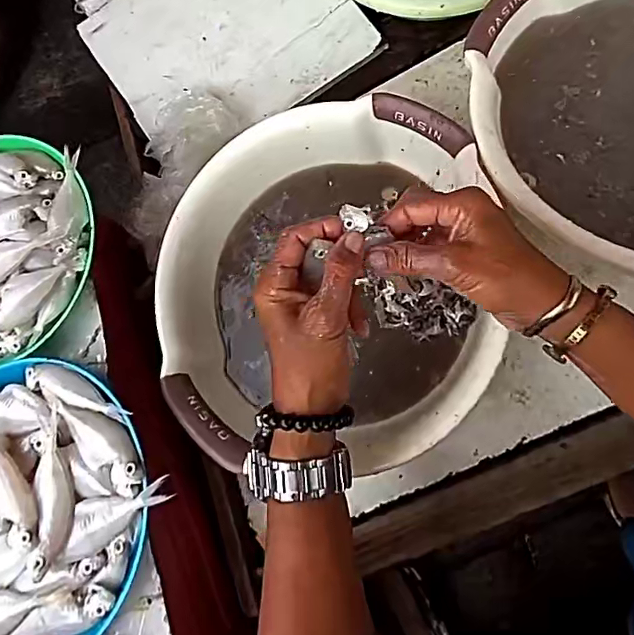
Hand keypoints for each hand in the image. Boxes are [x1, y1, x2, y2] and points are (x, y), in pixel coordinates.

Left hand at [252, 216, 366, 414]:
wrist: (313, 406)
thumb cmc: (307, 370)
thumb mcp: (326, 317)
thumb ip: (340, 276)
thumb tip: (350, 241)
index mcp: (273, 285)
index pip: (294, 239)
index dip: (321, 229)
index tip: (348, 230)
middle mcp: (283, 288)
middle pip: (315, 254)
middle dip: (342, 265)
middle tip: (360, 270)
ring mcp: (299, 300)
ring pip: (330, 273)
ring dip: (350, 290)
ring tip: (355, 314)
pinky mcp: (315, 311)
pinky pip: (337, 292)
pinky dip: (350, 304)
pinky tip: (355, 324)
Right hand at [367, 187, 570, 332]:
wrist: (545, 305)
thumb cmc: (517, 280)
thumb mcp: (454, 267)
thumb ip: (410, 258)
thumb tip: (378, 255)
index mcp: (464, 204)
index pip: (411, 205)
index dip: (389, 225)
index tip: (373, 243)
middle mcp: (464, 210)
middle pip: (413, 212)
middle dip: (394, 233)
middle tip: (378, 253)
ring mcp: (464, 228)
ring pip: (420, 228)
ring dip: (404, 245)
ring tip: (390, 263)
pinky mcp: (464, 246)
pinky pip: (430, 242)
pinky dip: (416, 253)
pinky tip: (407, 267)